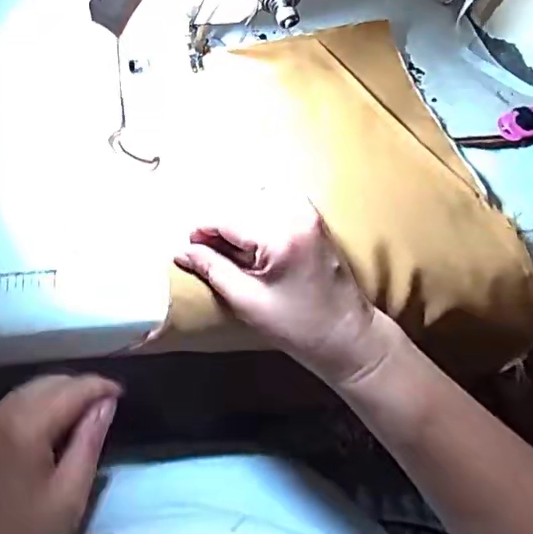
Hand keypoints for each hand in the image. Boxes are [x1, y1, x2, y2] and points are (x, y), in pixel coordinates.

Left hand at [0, 374, 118, 533]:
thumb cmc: (24, 533)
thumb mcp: (68, 497)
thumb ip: (90, 442)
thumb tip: (107, 403)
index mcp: (27, 423)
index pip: (73, 389)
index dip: (102, 387)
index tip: (124, 395)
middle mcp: (9, 406)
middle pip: (57, 380)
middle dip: (85, 388)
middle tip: (109, 409)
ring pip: (42, 384)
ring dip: (68, 392)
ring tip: (91, 415)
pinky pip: (29, 395)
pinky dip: (50, 399)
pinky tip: (63, 420)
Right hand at [173, 201, 398, 385]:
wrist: (349, 336)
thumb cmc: (298, 327)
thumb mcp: (247, 302)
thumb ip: (212, 269)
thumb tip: (183, 250)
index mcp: (279, 236)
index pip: (226, 218)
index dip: (201, 230)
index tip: (189, 247)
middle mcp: (295, 214)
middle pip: (238, 203)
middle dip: (219, 225)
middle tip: (208, 251)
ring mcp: (307, 211)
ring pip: (254, 197)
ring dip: (238, 216)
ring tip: (232, 247)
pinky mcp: (312, 215)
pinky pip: (274, 198)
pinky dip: (258, 211)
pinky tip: (254, 236)